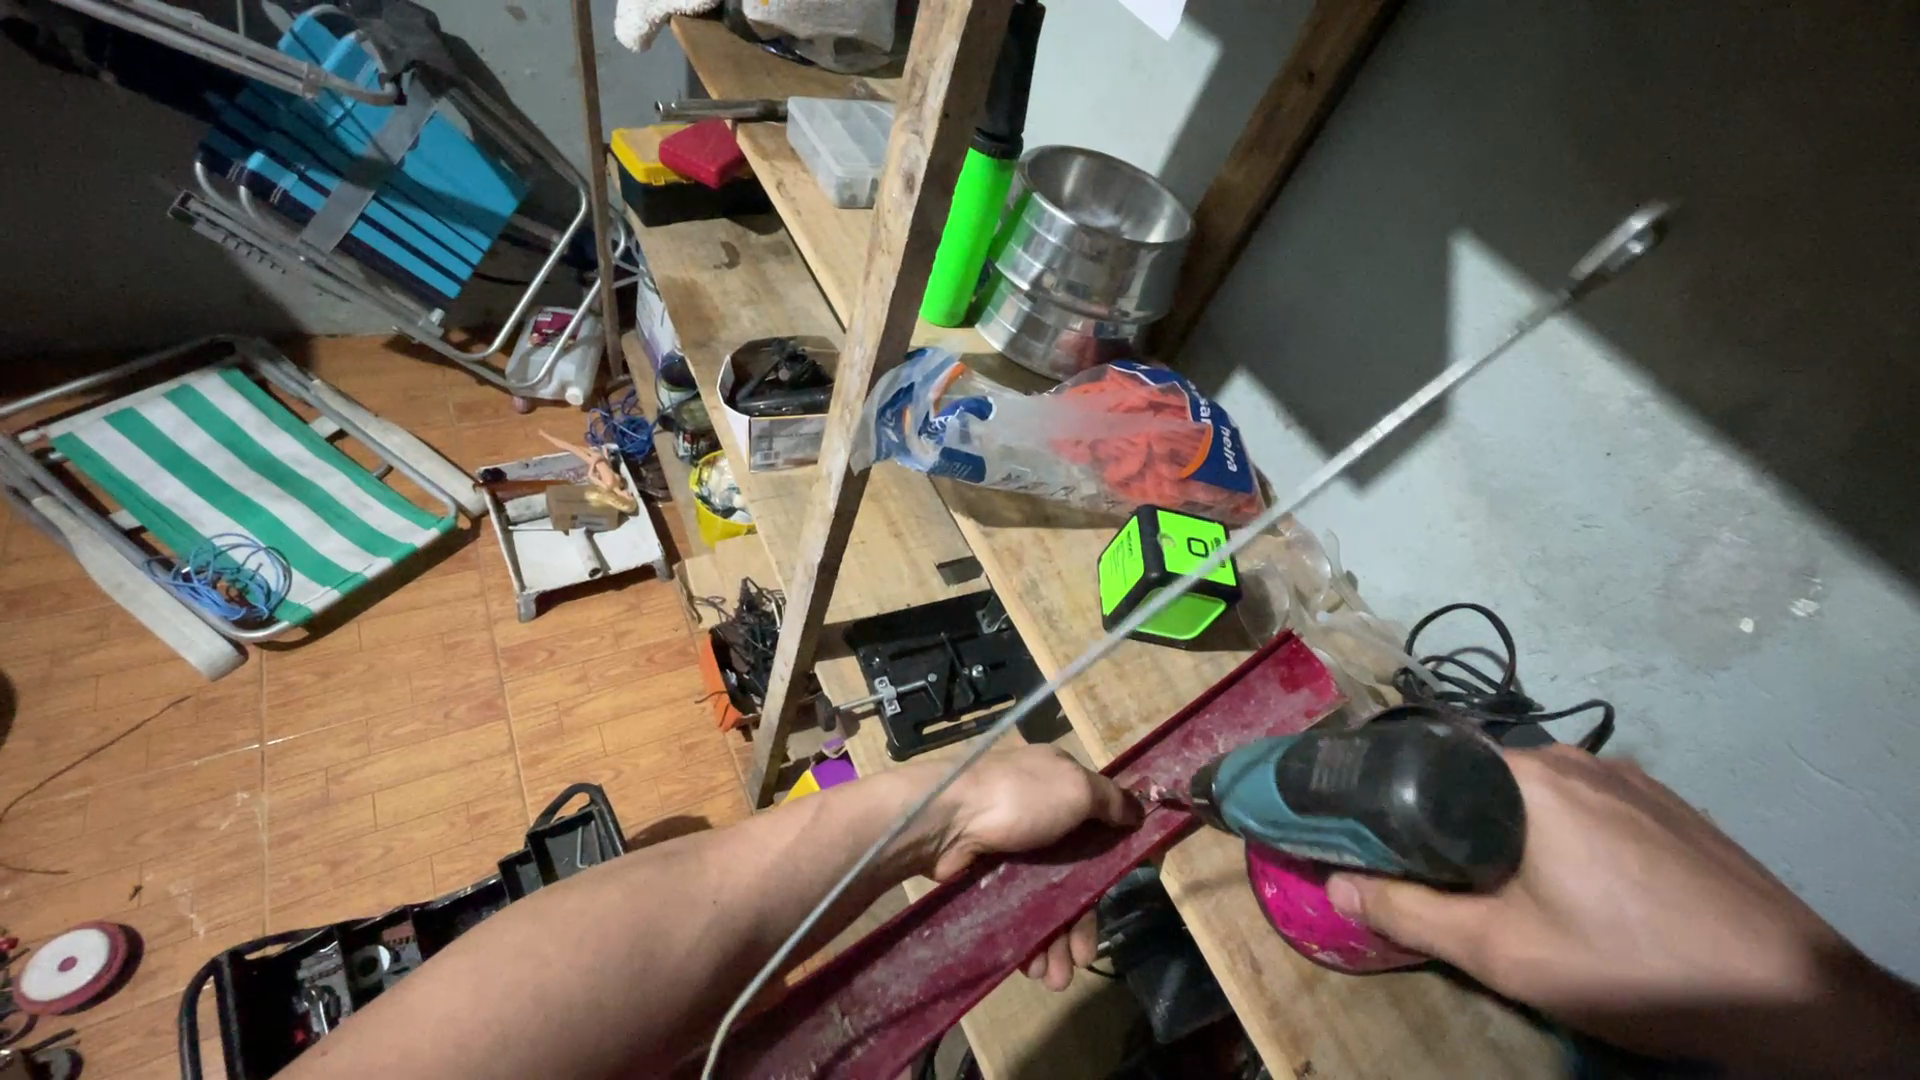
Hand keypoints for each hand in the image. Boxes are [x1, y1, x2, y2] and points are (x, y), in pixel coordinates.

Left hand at [914, 745, 1137, 990]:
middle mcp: (1040, 814)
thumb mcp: (1076, 787)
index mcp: (1061, 785)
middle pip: (1076, 873)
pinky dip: (1029, 936)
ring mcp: (1014, 845)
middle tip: (1084, 959)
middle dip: (1081, 920)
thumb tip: (1139, 809)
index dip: (1113, 860)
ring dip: (1056, 939)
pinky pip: (1019, 907)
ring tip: (1056, 977)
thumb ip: (1110, 800)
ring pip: (1047, 897)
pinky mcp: (990, 871)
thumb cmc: (1019, 798)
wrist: (946, 819)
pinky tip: (1032, 963)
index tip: (1121, 895)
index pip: (1099, 825)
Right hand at [1326, 745, 1917, 1072]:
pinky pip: (1584, 800)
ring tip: (1506, 878)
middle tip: (1441, 869)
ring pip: (1531, 787)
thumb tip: (1334, 886)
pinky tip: (1581, 880)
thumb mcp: (1502, 952)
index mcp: (1524, 774)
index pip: (1425, 758)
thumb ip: (1409, 912)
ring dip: (1505, 821)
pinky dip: (1558, 827)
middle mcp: (1570, 756)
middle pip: (1477, 774)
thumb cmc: (1630, 965)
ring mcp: (1627, 775)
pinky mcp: (1668, 801)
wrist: (1802, 1004)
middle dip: (1449, 815)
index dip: (1389, 794)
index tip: (1371, 830)